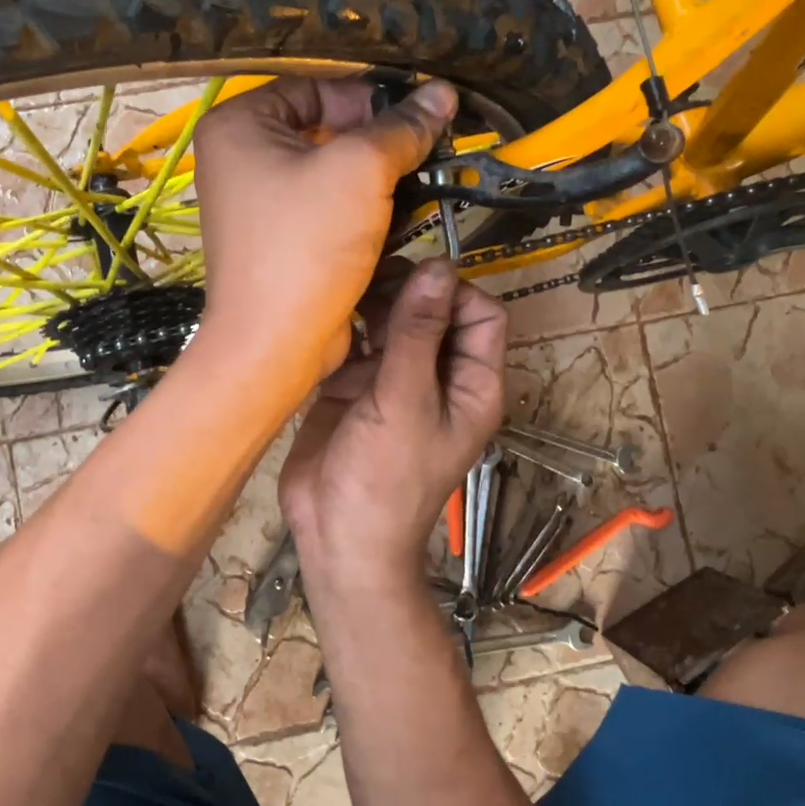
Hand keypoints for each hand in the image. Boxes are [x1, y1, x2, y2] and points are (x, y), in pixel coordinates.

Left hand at [192, 77, 455, 373]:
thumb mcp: (361, 171)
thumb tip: (441, 93)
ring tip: (415, 186)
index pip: (312, 87)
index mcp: (237, 126)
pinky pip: (321, 207)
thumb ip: (401, 127)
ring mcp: (254, 203)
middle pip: (320, 128)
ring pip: (326, 171)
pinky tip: (393, 219)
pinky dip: (357, 209)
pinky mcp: (275, 240)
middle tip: (421, 151)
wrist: (274, 343)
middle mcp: (236, 158)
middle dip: (374, 141)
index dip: (365, 97)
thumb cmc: (307, 245)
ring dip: (372, 178)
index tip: (412, 117)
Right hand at [276, 259, 506, 587]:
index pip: (480, 315)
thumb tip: (437, 267)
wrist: (337, 538)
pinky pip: (355, 344)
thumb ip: (418, 334)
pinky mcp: (352, 389)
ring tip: (343, 289)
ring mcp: (392, 382)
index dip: (454, 290)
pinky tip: (324, 315)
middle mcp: (436, 377)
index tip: (414, 280)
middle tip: (369, 276)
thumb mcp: (406, 401)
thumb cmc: (386, 479)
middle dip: (407, 290)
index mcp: (470, 384)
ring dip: (371, 304)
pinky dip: (343, 328)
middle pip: (433, 313)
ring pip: (391, 323)